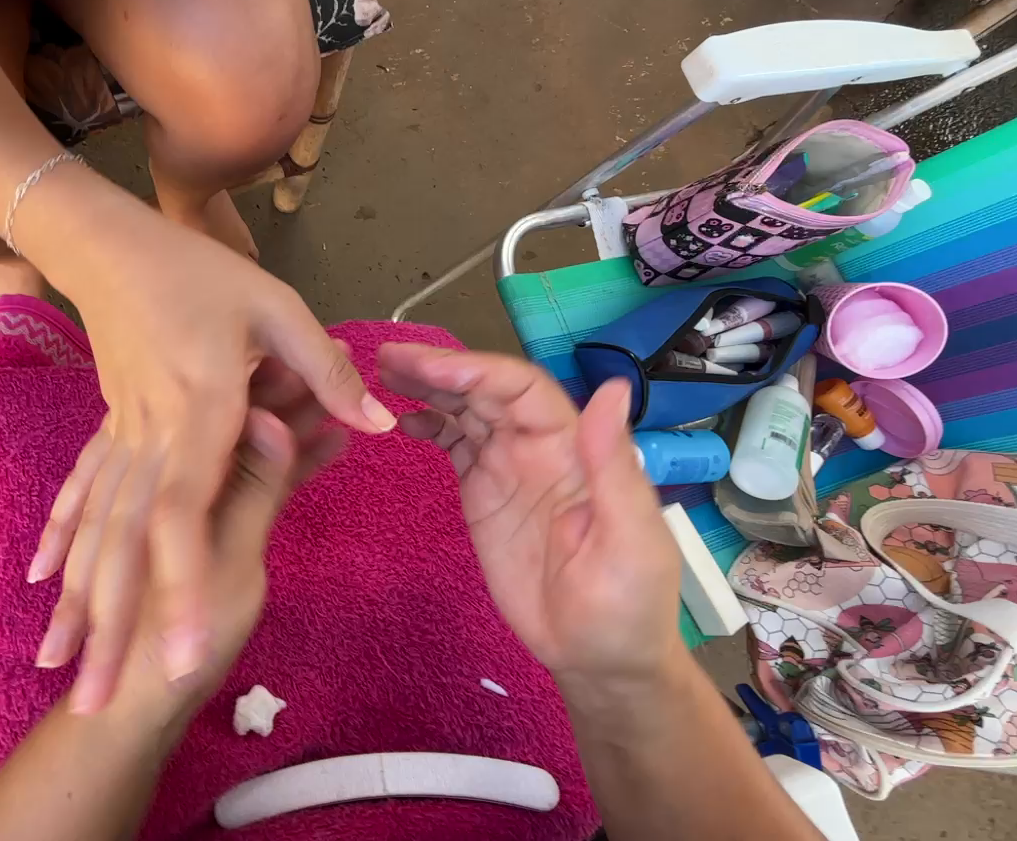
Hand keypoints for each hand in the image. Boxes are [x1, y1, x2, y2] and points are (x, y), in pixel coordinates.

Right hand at [21, 194, 393, 714]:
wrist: (113, 247)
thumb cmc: (198, 274)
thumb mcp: (274, 309)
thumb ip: (322, 371)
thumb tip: (379, 423)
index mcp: (196, 413)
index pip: (183, 512)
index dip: (181, 585)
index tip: (179, 655)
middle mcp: (150, 440)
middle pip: (126, 542)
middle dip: (111, 625)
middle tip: (96, 706)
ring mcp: (119, 437)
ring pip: (96, 530)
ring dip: (78, 600)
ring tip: (60, 668)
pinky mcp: (105, 428)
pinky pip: (80, 493)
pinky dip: (61, 541)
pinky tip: (42, 582)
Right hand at [377, 345, 681, 684]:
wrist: (597, 658)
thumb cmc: (624, 606)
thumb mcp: (631, 542)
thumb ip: (614, 466)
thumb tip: (614, 388)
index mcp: (572, 447)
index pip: (520, 388)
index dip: (474, 371)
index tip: (426, 368)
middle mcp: (537, 445)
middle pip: (484, 390)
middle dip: (438, 369)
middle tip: (388, 357)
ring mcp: (507, 466)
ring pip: (465, 410)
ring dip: (428, 387)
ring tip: (384, 375)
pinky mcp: (484, 490)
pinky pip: (453, 443)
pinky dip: (428, 424)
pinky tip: (403, 421)